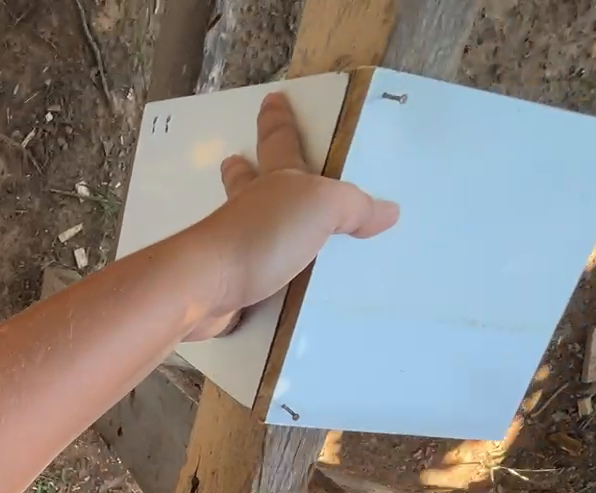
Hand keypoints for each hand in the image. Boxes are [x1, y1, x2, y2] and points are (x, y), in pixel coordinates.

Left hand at [192, 92, 399, 315]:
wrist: (208, 286)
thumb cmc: (263, 234)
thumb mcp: (323, 207)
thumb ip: (355, 208)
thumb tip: (388, 212)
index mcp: (273, 184)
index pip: (279, 142)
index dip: (278, 120)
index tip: (272, 100)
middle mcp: (246, 212)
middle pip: (244, 183)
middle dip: (242, 170)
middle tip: (232, 160)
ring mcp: (231, 250)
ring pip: (242, 232)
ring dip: (248, 226)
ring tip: (260, 231)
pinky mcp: (224, 287)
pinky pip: (245, 280)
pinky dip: (253, 280)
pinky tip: (261, 289)